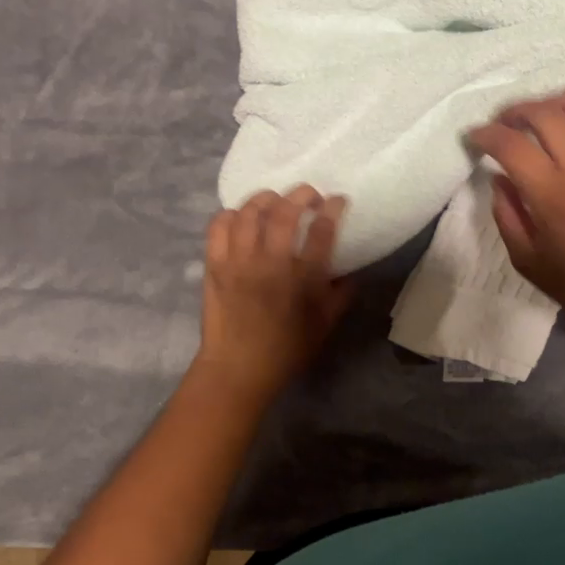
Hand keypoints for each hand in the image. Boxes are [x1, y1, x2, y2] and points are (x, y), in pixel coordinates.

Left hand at [194, 185, 354, 394]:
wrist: (237, 369)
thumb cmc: (285, 351)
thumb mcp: (324, 326)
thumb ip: (341, 295)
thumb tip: (350, 272)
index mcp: (302, 278)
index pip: (322, 230)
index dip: (333, 208)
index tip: (338, 200)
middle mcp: (269, 263)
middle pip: (284, 211)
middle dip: (301, 194)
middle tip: (309, 195)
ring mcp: (238, 261)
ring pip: (248, 212)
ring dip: (265, 199)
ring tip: (274, 201)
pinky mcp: (214, 265)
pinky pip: (219, 226)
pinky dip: (231, 214)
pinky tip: (240, 218)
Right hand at [468, 93, 564, 337]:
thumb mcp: (526, 260)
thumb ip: (506, 214)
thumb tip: (499, 179)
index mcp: (553, 195)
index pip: (512, 144)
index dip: (486, 134)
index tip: (473, 138)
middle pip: (544, 113)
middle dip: (514, 111)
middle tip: (500, 124)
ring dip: (549, 103)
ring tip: (534, 117)